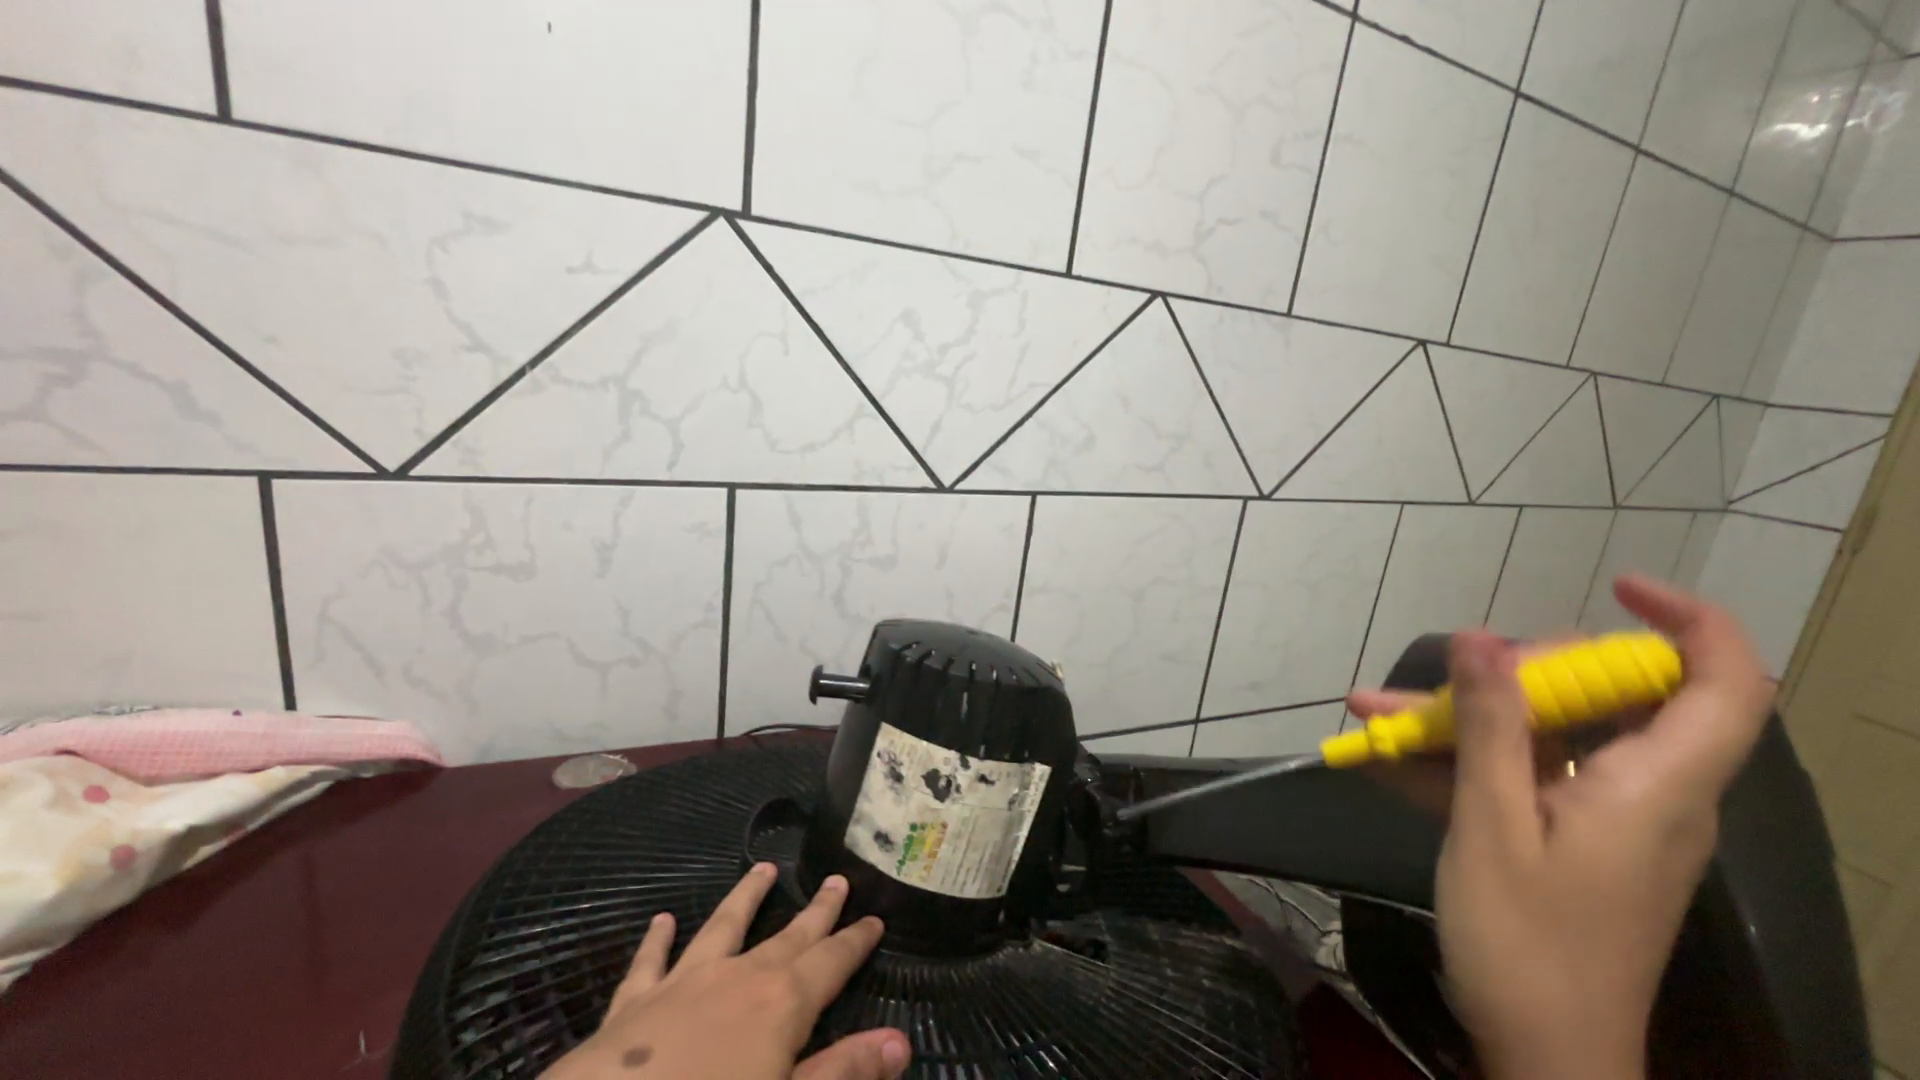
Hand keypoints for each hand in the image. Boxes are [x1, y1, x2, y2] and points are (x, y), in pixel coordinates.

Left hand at [541, 863, 911, 1079]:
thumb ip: (845, 1072)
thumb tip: (902, 1042)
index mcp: (782, 1004)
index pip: (831, 962)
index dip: (855, 941)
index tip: (875, 919)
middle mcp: (739, 977)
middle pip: (787, 937)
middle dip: (816, 911)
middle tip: (836, 880)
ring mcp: (684, 983)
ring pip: (723, 927)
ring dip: (745, 898)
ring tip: (762, 869)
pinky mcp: (635, 1002)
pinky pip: (650, 961)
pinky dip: (657, 938)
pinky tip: (661, 919)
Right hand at [1355, 576, 1772, 1079]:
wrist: (1543, 1053)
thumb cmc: (1526, 942)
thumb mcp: (1492, 827)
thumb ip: (1490, 729)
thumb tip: (1480, 640)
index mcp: (1655, 786)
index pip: (1723, 681)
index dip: (1687, 620)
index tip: (1616, 586)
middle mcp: (1647, 792)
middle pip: (1612, 695)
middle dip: (1519, 672)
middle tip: (1447, 679)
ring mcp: (1607, 816)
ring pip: (1550, 735)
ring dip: (1462, 718)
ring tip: (1373, 713)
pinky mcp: (1572, 838)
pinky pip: (1522, 777)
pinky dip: (1459, 764)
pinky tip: (1381, 760)